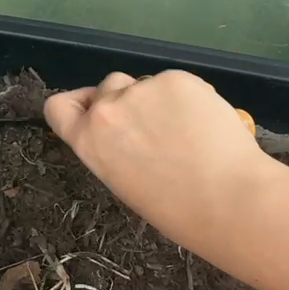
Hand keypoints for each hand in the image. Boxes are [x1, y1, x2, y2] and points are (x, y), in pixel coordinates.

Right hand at [43, 71, 279, 247]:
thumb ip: (111, 147)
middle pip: (108, 87)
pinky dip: (188, 97)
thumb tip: (126, 131)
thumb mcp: (124, 182)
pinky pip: (175, 83)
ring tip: (189, 131)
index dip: (77, 104)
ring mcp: (142, 89)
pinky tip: (206, 124)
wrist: (231, 200)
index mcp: (88, 140)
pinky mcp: (176, 79)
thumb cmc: (177, 210)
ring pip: (144, 82)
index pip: (57, 106)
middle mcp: (107, 109)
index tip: (94, 111)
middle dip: (127, 101)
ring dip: (158, 98)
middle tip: (157, 130)